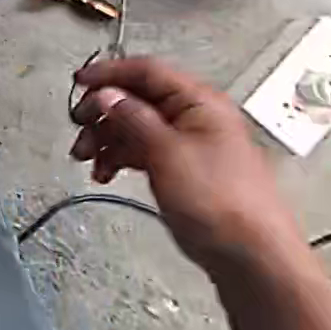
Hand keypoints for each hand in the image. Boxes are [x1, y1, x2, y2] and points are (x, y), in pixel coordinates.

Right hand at [70, 56, 303, 273]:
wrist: (250, 257)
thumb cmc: (223, 203)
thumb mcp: (167, 151)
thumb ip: (132, 117)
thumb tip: (107, 94)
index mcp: (199, 102)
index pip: (146, 72)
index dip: (109, 73)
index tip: (80, 83)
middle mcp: (194, 117)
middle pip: (136, 99)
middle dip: (103, 111)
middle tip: (80, 123)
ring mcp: (187, 143)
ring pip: (133, 126)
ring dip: (105, 137)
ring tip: (86, 155)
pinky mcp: (180, 167)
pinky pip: (140, 150)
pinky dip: (118, 157)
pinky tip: (105, 172)